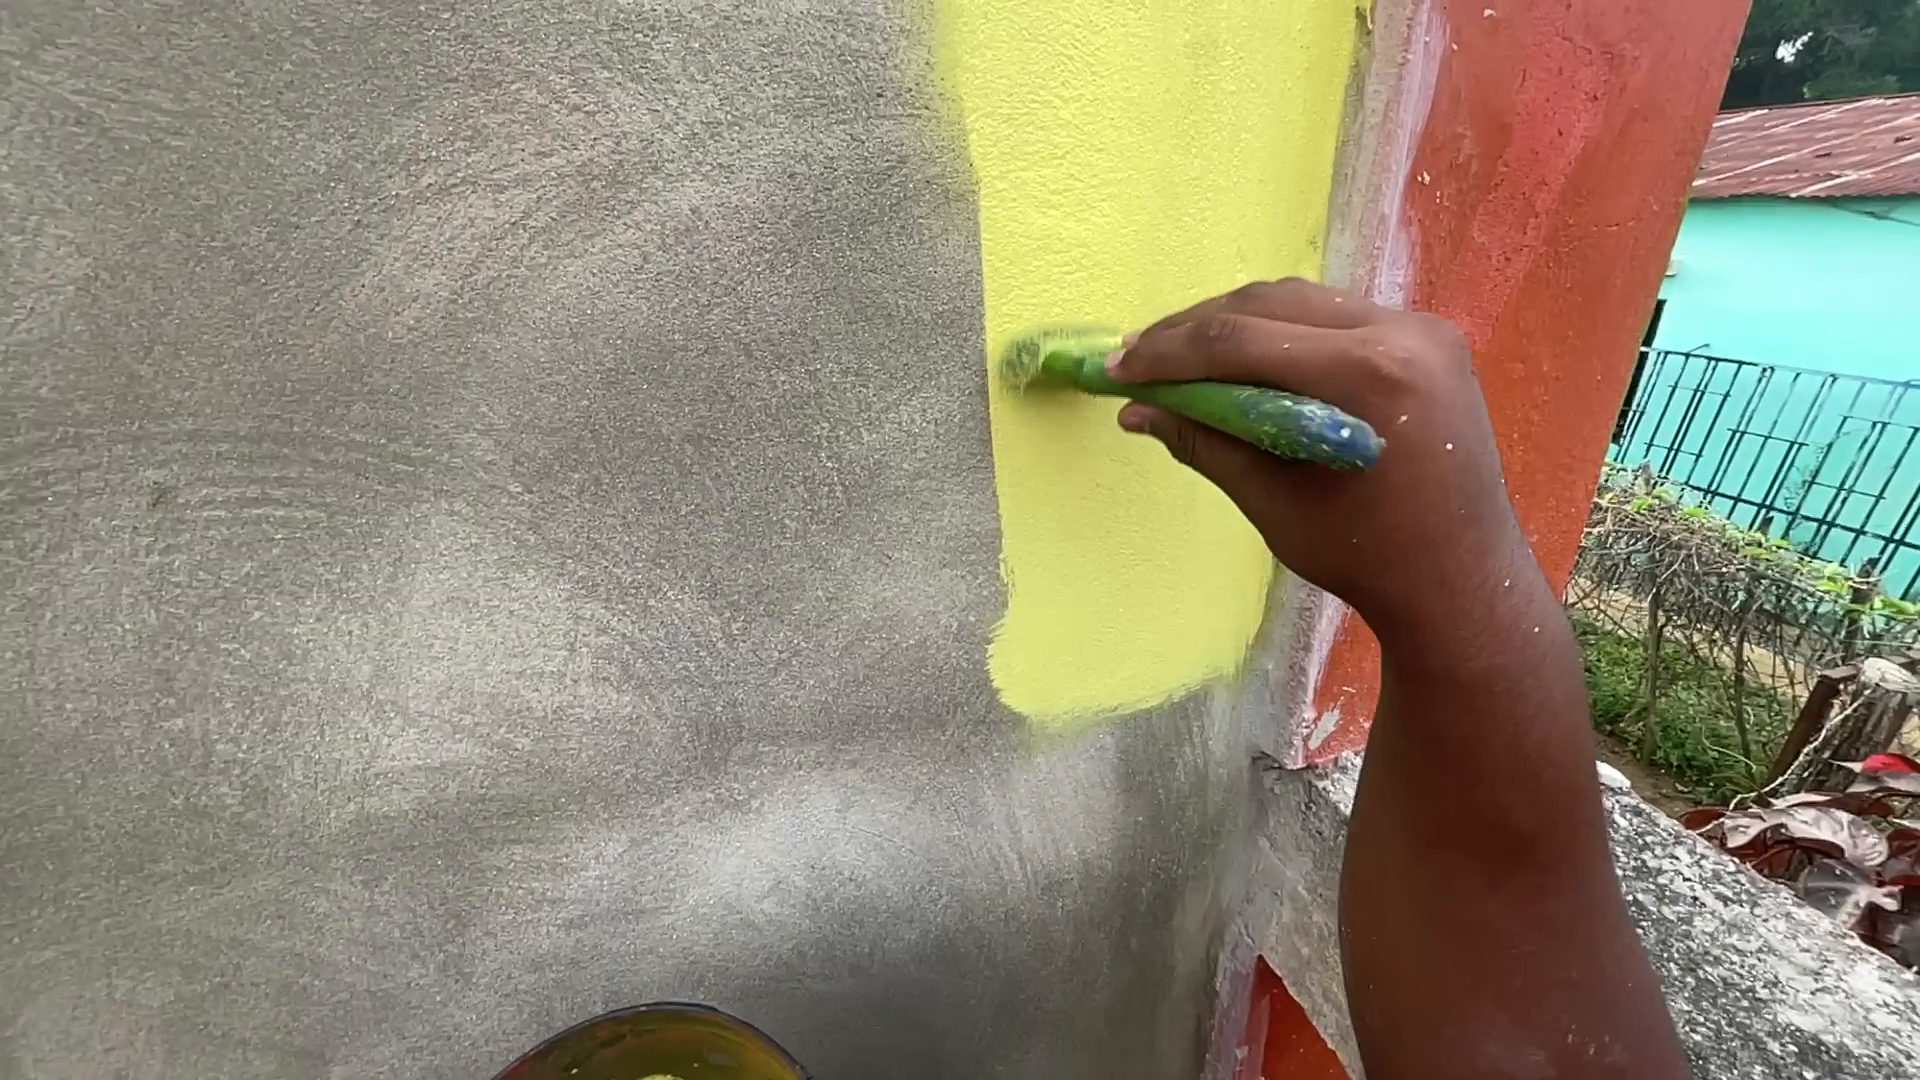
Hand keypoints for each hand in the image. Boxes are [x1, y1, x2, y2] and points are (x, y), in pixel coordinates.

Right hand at [1110, 278, 1534, 648]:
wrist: (1460, 577)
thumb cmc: (1366, 556)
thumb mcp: (1271, 502)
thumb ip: (1204, 441)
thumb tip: (1136, 411)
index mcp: (1369, 375)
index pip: (1241, 341)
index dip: (1165, 353)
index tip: (1114, 368)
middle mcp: (1402, 331)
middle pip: (1267, 303)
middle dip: (1190, 329)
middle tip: (1134, 358)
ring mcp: (1419, 329)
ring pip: (1296, 300)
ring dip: (1228, 324)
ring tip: (1174, 355)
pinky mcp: (1421, 339)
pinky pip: (1327, 316)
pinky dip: (1271, 331)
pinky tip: (1235, 358)